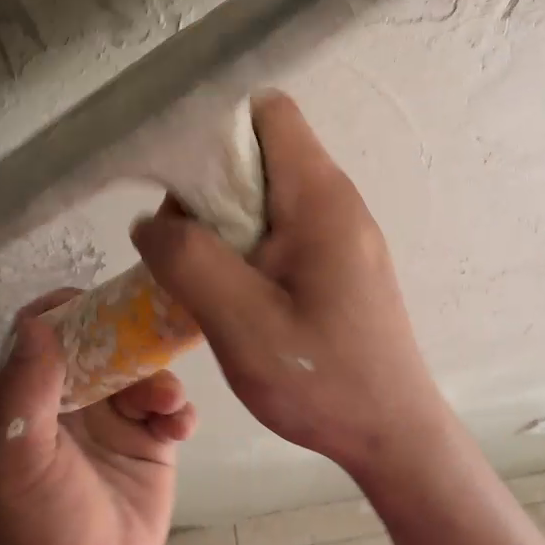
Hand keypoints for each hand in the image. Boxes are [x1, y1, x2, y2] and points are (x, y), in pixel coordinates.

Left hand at [0, 291, 197, 544]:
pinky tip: (180, 428)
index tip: (98, 299)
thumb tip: (37, 322)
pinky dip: (179, 411)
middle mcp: (75, 405)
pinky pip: (170, 410)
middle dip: (129, 340)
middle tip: (154, 331)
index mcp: (35, 401)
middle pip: (103, 347)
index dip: (65, 310)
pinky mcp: (152, 444)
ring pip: (143, 375)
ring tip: (167, 405)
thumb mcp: (20, 457)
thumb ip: (25, 390)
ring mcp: (115, 423)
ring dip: (159, 381)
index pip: (43, 337)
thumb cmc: (43, 524)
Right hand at [131, 92, 448, 476]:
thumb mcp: (241, 323)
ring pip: (266, 192)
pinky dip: (246, 243)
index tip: (173, 169)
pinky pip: (281, 227)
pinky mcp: (338, 261)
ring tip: (202, 275)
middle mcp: (336, 200)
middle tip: (182, 241)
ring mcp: (341, 231)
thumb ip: (189, 261)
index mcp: (319, 197)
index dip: (215, 123)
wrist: (392, 433)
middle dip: (209, 182)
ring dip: (223, 220)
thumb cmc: (323, 380)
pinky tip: (230, 292)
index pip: (268, 111)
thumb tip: (151, 223)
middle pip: (261, 151)